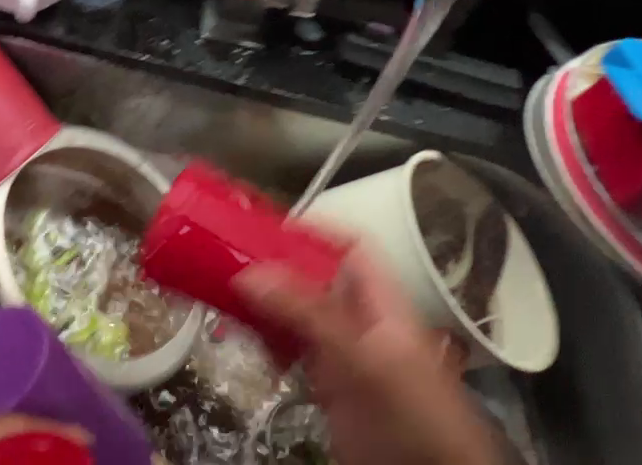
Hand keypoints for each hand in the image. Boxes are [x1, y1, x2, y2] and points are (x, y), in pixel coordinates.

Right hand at [235, 250, 502, 464]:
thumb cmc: (412, 414)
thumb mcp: (362, 359)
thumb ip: (309, 314)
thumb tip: (248, 273)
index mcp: (381, 303)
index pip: (349, 248)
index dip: (313, 232)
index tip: (268, 225)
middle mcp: (360, 321)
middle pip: (313, 277)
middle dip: (274, 266)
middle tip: (232, 257)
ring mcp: (343, 353)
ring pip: (295, 311)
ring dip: (263, 302)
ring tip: (228, 294)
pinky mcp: (327, 382)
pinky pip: (289, 346)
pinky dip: (265, 338)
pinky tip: (247, 337)